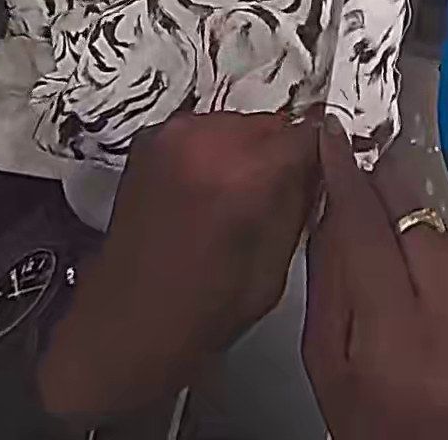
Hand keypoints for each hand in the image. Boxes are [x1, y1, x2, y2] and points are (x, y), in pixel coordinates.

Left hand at [36, 110, 318, 424]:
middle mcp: (207, 142)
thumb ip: (300, 203)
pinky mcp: (154, 137)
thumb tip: (320, 165)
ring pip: (240, 122)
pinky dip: (217, 149)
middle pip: (272, 124)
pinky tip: (210, 186)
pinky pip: (207, 129)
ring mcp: (175, 134)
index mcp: (243, 178)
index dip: (321, 149)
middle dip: (283, 150)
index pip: (305, 134)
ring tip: (240, 190)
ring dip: (249, 148)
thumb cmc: (198, 312)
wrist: (121, 323)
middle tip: (281, 186)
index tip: (326, 160)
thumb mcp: (273, 268)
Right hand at [304, 120, 447, 438]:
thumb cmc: (379, 427)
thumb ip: (328, 270)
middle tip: (363, 195)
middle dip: (382, 194)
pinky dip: (442, 257)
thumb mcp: (326, 354)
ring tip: (396, 269)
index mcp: (395, 338)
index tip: (337, 143)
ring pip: (440, 228)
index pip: (366, 224)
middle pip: (413, 214)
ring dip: (412, 229)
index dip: (348, 175)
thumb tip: (335, 202)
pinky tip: (428, 290)